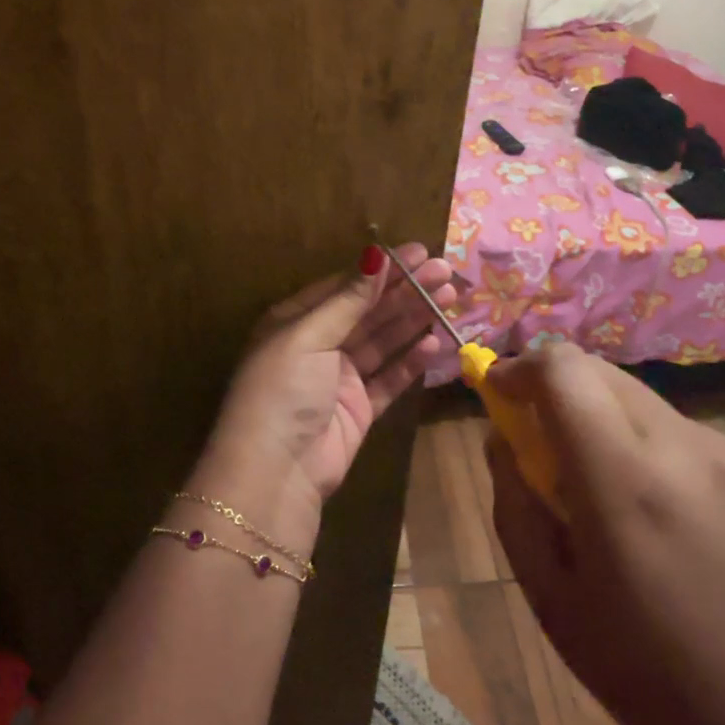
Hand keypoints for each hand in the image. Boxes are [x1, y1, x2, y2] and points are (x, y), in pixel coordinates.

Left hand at [202, 243, 455, 515]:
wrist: (275, 471)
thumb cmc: (282, 390)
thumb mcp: (309, 336)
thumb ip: (348, 300)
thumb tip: (375, 253)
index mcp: (296, 321)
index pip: (345, 287)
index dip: (382, 270)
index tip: (420, 252)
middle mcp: (318, 346)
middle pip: (369, 312)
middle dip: (406, 291)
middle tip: (447, 272)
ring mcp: (340, 379)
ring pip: (384, 342)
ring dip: (415, 320)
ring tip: (450, 298)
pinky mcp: (359, 410)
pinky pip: (390, 378)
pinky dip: (412, 361)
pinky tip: (436, 343)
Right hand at [486, 345, 724, 724]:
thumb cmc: (653, 675)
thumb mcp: (555, 602)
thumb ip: (516, 507)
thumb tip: (502, 439)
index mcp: (626, 481)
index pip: (563, 368)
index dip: (521, 368)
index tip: (499, 395)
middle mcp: (684, 447)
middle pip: (602, 372)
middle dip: (557, 390)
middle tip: (541, 445)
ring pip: (644, 401)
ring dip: (604, 419)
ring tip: (604, 493)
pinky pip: (685, 435)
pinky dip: (651, 447)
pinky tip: (664, 517)